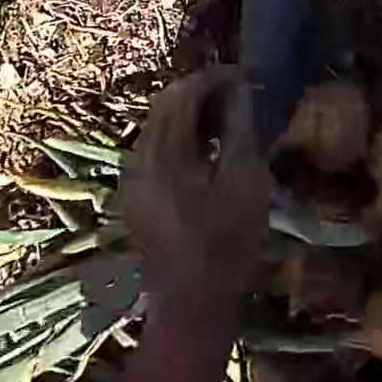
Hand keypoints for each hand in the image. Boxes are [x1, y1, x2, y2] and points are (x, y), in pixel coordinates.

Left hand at [112, 68, 267, 381]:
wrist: (194, 305)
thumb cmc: (227, 243)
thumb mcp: (245, 180)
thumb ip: (241, 128)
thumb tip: (244, 90)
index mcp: (164, 155)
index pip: (184, 93)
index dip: (216, 78)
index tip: (247, 76)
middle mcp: (140, 160)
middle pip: (166, 103)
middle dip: (202, 90)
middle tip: (239, 93)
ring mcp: (134, 179)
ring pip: (159, 123)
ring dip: (192, 110)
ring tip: (228, 116)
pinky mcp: (138, 194)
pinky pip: (157, 145)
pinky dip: (182, 133)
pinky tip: (209, 146)